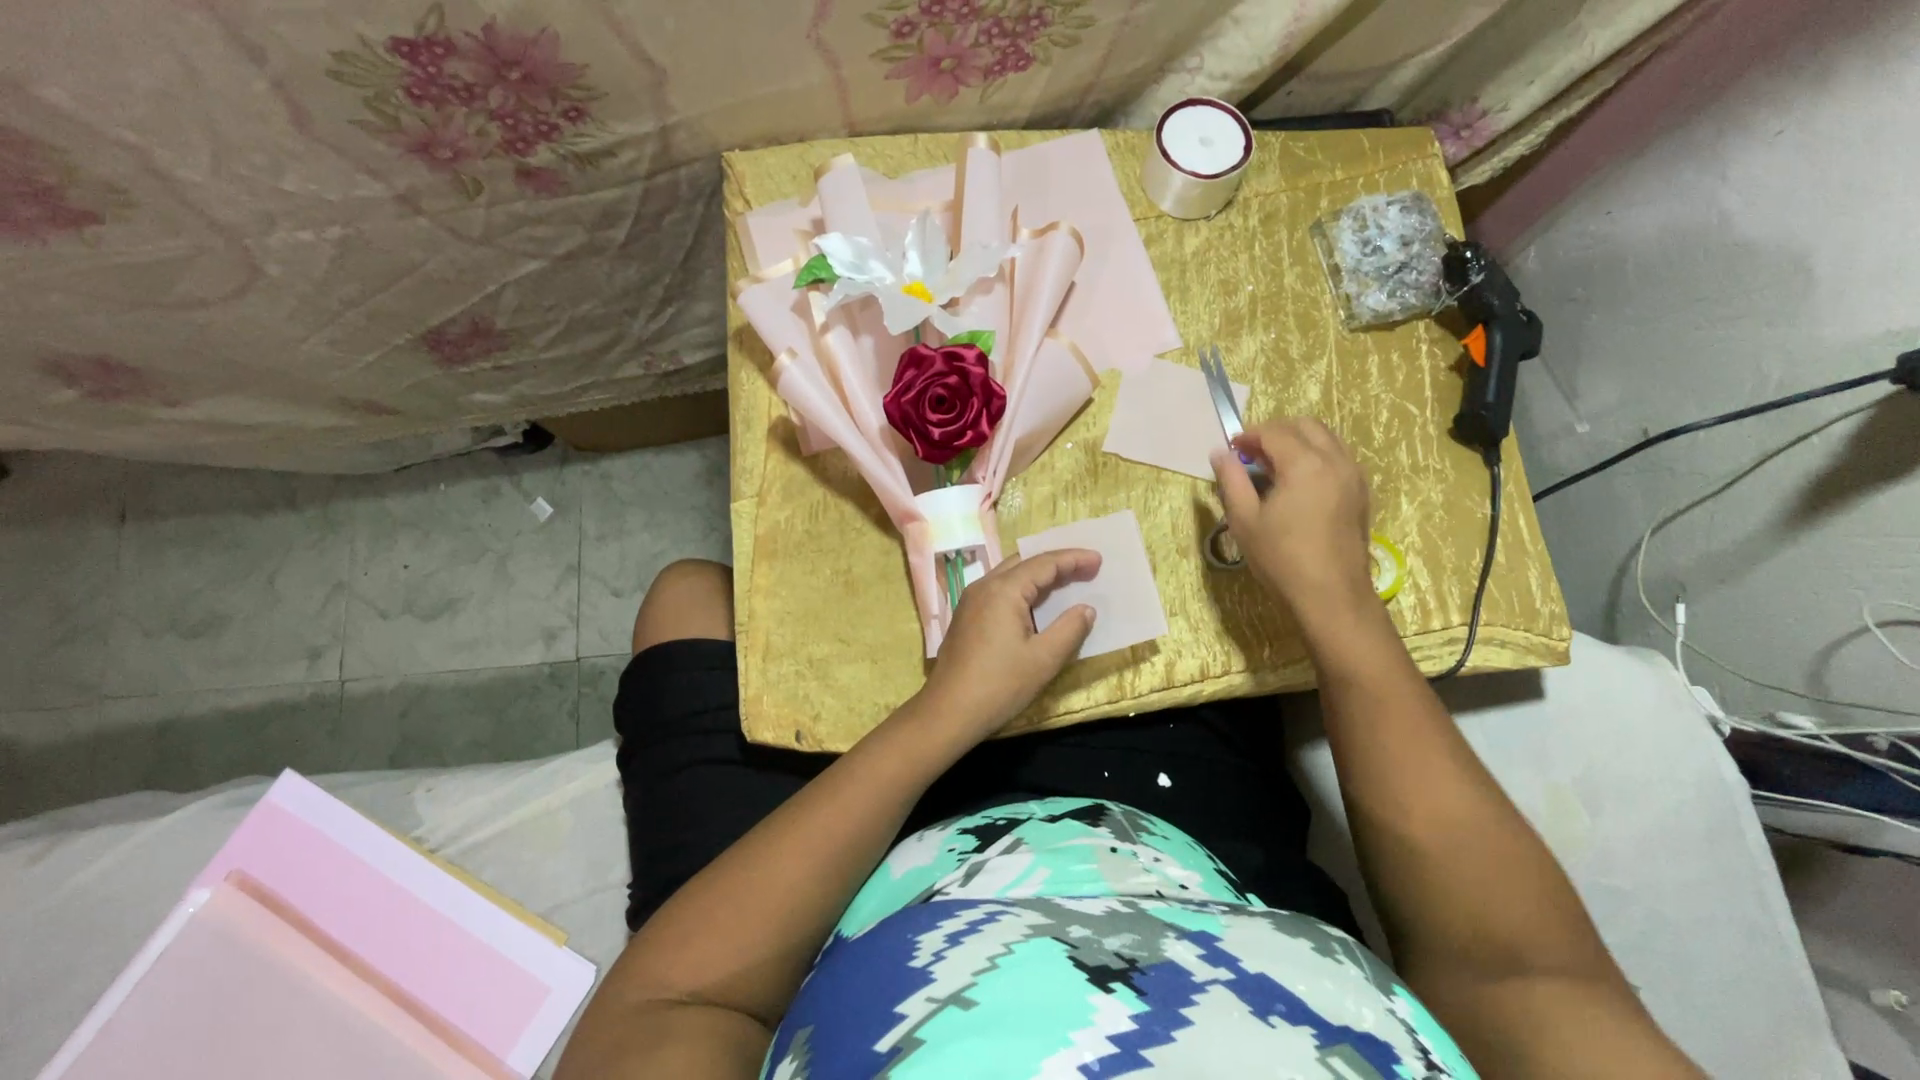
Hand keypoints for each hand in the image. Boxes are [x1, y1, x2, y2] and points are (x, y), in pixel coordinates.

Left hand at [917, 550, 1100, 740]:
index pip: (1044, 563)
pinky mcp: (966, 618)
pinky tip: (1035, 606)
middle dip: (1056, 563)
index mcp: (1003, 590)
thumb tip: (1085, 608)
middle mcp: (983, 587)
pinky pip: (999, 592)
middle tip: (1085, 568)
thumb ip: (1070, 629)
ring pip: (1009, 576)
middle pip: (1023, 563)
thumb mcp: (1044, 659)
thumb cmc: (999, 685)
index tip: (1098, 559)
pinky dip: (1022, 590)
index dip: (1073, 558)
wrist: (948, 712)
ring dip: (1038, 576)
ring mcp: (970, 602)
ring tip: (1065, 582)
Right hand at [1211, 418, 1374, 625]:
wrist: (1331, 595)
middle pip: (1305, 426)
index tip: (1230, 450)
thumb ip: (1231, 480)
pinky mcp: (1361, 492)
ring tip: (1274, 469)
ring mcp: (1353, 475)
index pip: (1274, 432)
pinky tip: (1298, 485)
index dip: (1248, 435)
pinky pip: (1338, 458)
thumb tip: (1220, 454)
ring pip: (1326, 438)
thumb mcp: (1245, 520)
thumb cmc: (1282, 559)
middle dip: (1275, 432)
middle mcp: (1335, 460)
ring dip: (1298, 442)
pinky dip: (1316, 457)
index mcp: (1305, 464)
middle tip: (1251, 455)